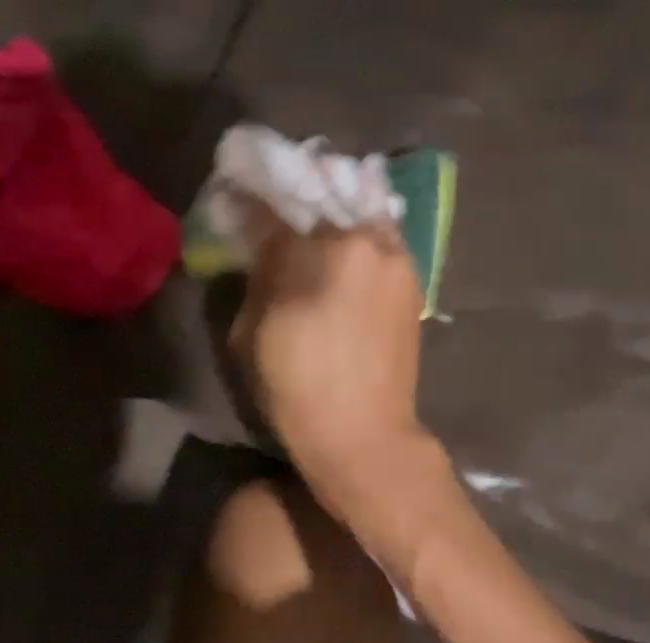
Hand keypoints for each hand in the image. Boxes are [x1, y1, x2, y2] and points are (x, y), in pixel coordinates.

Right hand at [230, 223, 426, 495]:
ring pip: (361, 217)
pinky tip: (344, 262)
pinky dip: (361, 244)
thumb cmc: (297, 390)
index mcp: (317, 248)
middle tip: (278, 219)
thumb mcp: (251, 333)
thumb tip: (257, 246)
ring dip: (336, 220)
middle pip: (325, 200)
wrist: (363, 436)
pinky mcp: (414, 285)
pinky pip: (382, 245)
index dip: (250, 201)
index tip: (235, 200)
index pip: (275, 205)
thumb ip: (255, 277)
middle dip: (299, 205)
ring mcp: (396, 260)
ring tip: (314, 238)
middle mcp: (364, 239)